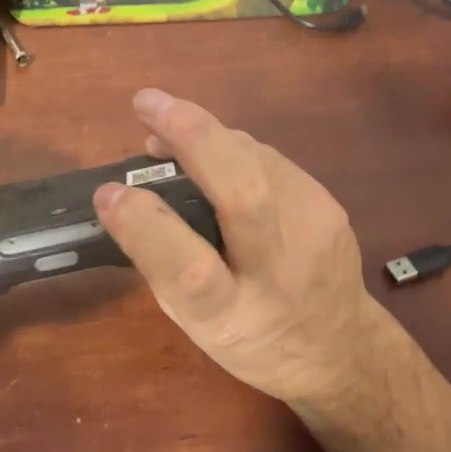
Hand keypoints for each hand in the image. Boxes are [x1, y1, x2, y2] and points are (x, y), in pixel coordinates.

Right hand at [93, 89, 396, 409]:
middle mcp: (280, 271)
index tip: (109, 192)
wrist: (341, 347)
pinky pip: (270, 160)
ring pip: (257, 160)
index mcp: (234, 316)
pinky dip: (233, 147)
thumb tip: (127, 194)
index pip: (191, 269)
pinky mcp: (330, 204)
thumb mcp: (196, 324)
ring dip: (207, 132)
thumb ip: (164, 264)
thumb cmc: (251, 340)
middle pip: (243, 194)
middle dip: (193, 138)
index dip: (146, 226)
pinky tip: (212, 148)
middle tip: (147, 103)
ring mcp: (314, 232)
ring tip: (166, 121)